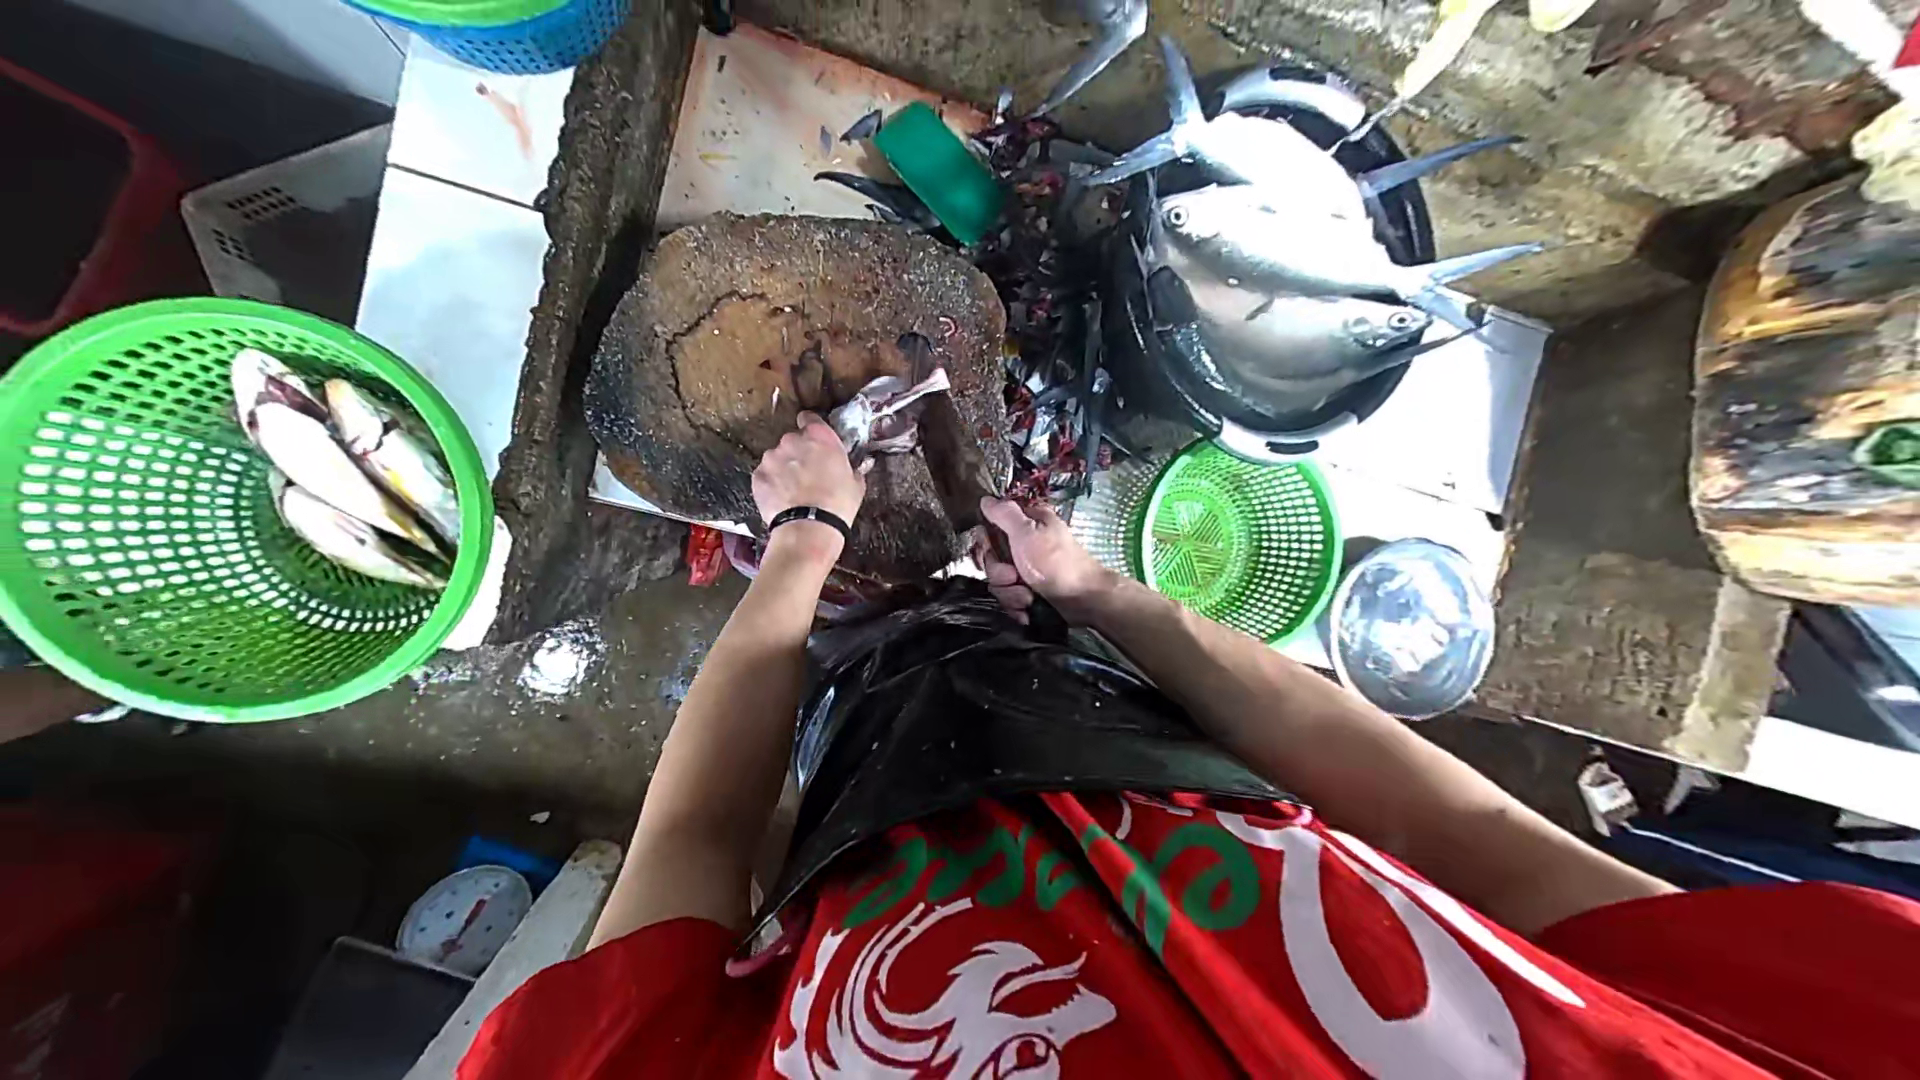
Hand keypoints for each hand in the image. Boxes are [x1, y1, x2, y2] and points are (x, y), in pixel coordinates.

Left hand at [753, 412, 866, 530]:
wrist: (809, 528)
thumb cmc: (838, 503)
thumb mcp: (856, 484)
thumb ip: (854, 468)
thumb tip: (862, 465)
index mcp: (819, 436)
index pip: (810, 418)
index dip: (812, 428)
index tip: (815, 441)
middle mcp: (792, 440)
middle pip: (792, 440)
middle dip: (799, 452)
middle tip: (809, 473)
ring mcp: (771, 457)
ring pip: (777, 457)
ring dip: (784, 468)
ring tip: (794, 490)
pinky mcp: (757, 476)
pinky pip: (765, 475)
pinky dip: (772, 483)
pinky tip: (782, 499)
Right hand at [977, 496, 1120, 622]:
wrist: (1084, 600)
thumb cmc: (1057, 563)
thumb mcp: (1028, 532)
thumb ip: (1005, 514)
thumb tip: (986, 500)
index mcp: (1026, 524)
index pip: (989, 530)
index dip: (985, 545)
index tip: (991, 553)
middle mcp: (1024, 546)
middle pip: (991, 561)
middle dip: (1000, 574)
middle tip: (1014, 576)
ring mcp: (1027, 571)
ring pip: (999, 583)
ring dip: (1010, 593)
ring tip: (1027, 597)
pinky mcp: (1030, 592)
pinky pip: (1009, 600)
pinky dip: (1017, 607)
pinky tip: (1028, 609)